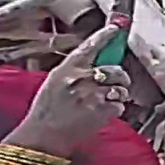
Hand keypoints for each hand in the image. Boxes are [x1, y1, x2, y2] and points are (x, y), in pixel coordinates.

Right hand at [5, 24, 129, 155]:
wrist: (43, 136)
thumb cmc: (48, 110)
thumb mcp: (55, 83)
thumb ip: (77, 72)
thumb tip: (101, 63)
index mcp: (66, 69)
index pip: (89, 47)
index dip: (105, 36)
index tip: (116, 28)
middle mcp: (80, 79)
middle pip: (116, 70)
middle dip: (119, 78)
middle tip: (111, 86)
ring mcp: (92, 94)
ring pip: (121, 88)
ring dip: (118, 95)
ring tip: (101, 102)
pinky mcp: (103, 109)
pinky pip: (121, 105)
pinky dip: (115, 110)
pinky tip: (101, 114)